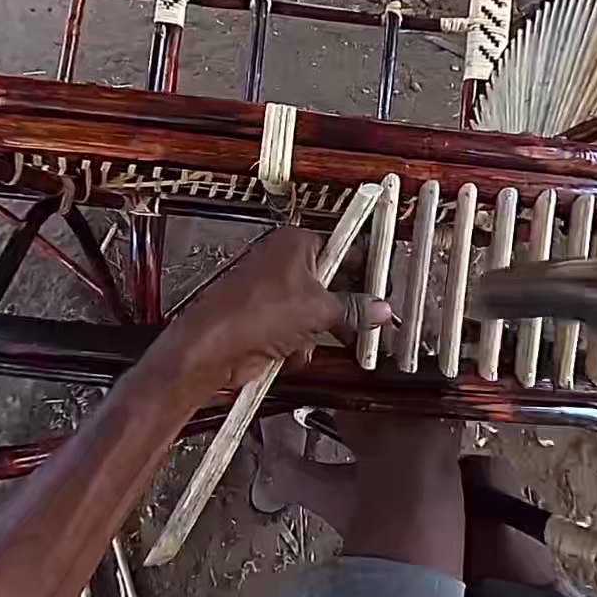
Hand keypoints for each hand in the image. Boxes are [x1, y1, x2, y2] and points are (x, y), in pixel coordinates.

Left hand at [158, 228, 390, 387]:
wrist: (213, 348)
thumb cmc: (252, 314)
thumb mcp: (318, 309)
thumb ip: (353, 308)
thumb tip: (377, 308)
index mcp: (294, 243)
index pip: (343, 247)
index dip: (366, 268)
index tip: (384, 287)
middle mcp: (281, 263)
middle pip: (330, 283)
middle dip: (343, 308)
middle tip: (364, 321)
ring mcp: (271, 292)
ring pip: (314, 312)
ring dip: (318, 332)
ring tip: (316, 341)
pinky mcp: (264, 320)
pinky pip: (296, 331)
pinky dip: (298, 345)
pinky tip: (291, 353)